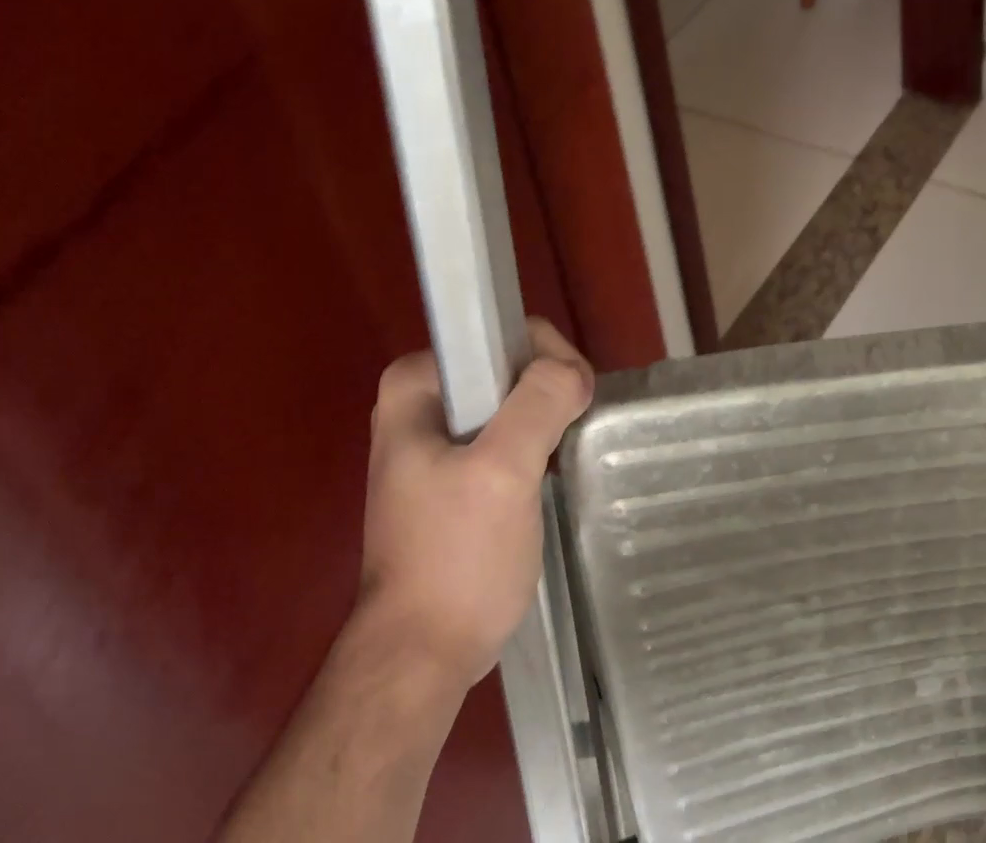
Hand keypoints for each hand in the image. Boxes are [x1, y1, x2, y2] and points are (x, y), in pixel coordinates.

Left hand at [356, 317, 594, 689]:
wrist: (426, 650)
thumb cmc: (458, 557)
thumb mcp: (502, 472)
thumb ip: (537, 406)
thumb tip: (572, 372)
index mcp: (413, 394)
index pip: (493, 336)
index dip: (543, 357)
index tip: (571, 400)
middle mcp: (421, 412)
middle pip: (507, 367)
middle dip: (552, 390)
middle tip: (572, 432)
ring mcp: (440, 449)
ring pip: (515, 404)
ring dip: (551, 420)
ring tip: (567, 456)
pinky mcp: (460, 482)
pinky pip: (513, 438)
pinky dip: (542, 445)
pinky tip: (554, 475)